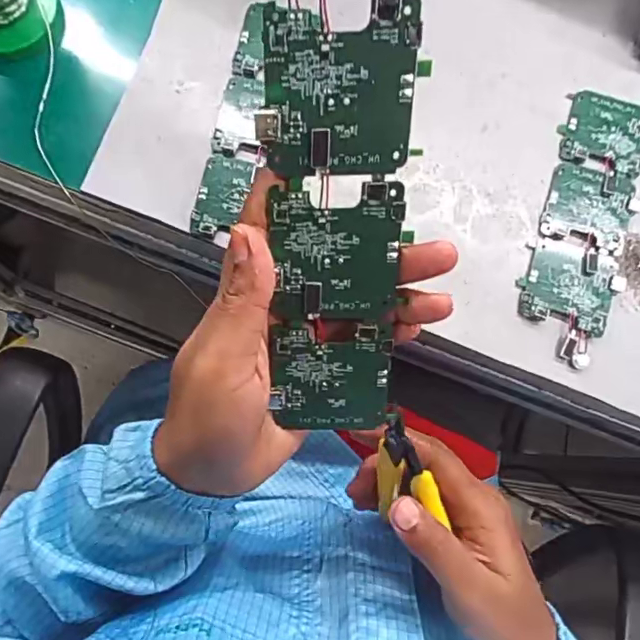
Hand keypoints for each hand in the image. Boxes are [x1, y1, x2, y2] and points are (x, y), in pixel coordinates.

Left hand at [154, 169, 458, 495]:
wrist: (210, 477)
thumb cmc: (202, 417)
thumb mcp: (221, 357)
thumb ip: (242, 300)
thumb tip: (250, 233)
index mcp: (243, 300)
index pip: (265, 236)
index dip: (289, 199)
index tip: (318, 162)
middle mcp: (274, 313)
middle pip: (330, 271)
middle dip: (376, 256)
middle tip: (426, 249)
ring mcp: (298, 343)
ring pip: (351, 307)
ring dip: (392, 297)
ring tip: (436, 291)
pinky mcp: (316, 373)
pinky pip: (355, 347)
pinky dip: (384, 336)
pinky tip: (413, 327)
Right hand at [345, 426, 556, 639]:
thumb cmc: (501, 616)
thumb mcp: (465, 585)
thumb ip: (432, 544)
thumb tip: (397, 505)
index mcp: (478, 504)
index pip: (434, 456)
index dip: (396, 439)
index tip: (359, 430)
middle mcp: (473, 498)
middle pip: (423, 462)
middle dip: (383, 465)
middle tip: (354, 490)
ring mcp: (466, 509)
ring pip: (419, 478)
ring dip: (386, 482)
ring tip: (359, 500)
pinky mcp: (456, 523)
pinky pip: (421, 497)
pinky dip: (395, 497)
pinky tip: (377, 510)